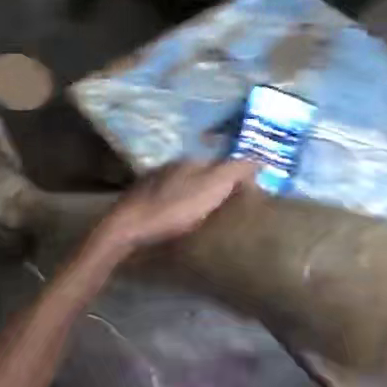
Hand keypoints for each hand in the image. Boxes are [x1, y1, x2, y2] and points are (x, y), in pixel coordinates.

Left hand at [91, 158, 260, 254]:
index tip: (250, 197)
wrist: (127, 228)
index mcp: (188, 161)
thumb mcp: (212, 186)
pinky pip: (167, 201)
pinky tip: (181, 221)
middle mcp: (169, 167)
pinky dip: (178, 208)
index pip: (221, 164)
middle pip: (200, 175)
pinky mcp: (139, 202)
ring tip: (209, 217)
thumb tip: (259, 158)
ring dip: (196, 198)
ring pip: (182, 187)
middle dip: (216, 187)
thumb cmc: (173, 209)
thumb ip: (235, 170)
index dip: (237, 178)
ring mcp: (151, 184)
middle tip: (231, 208)